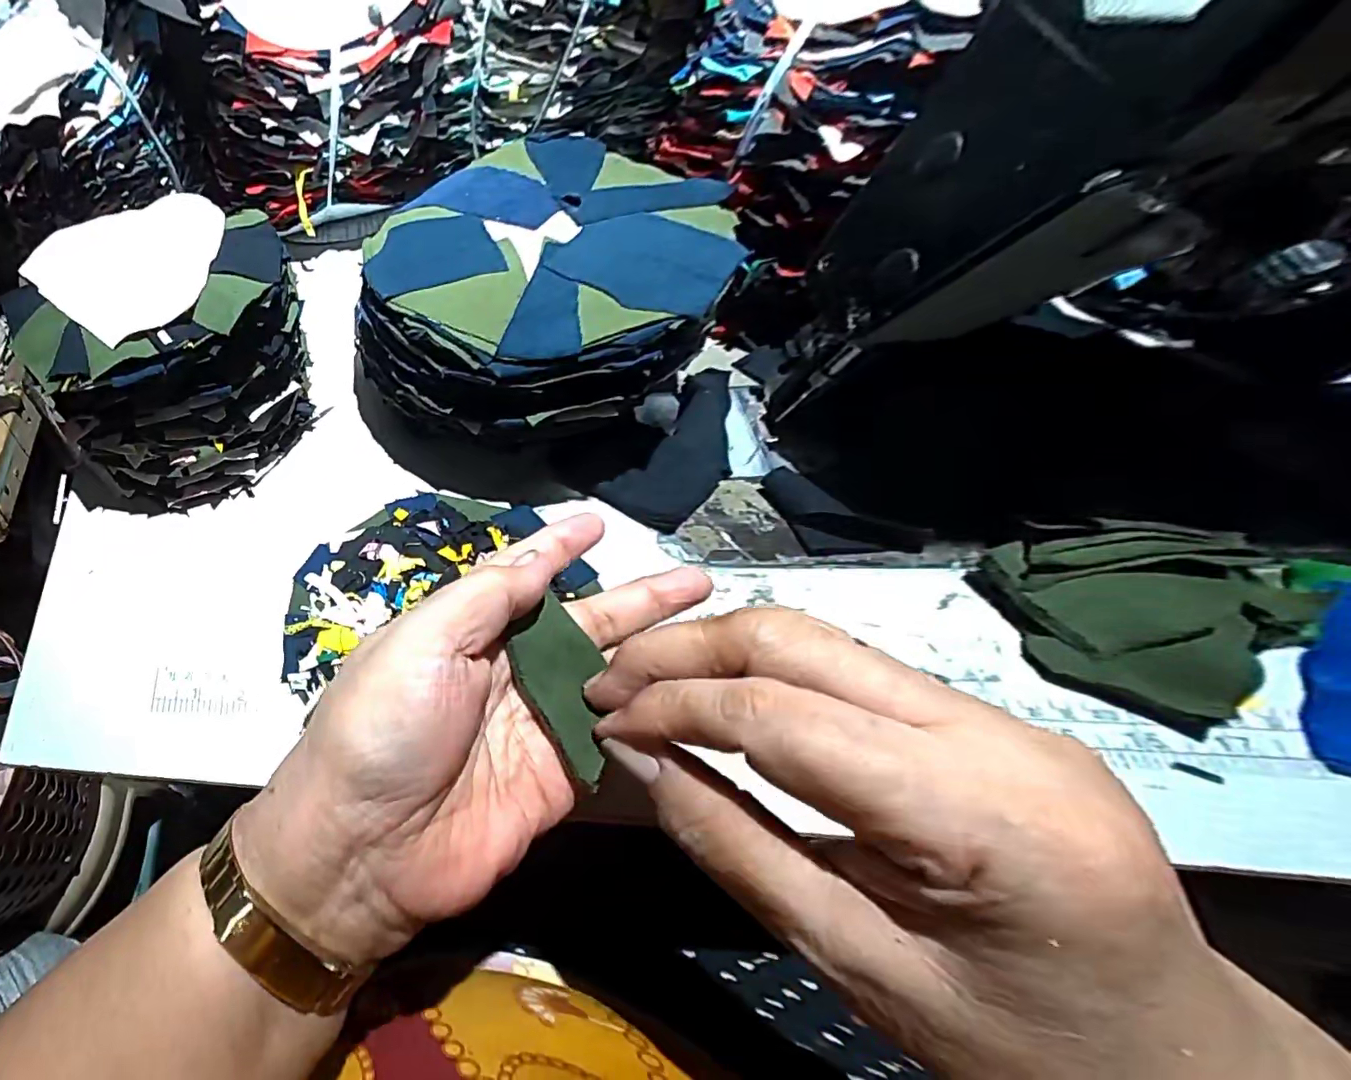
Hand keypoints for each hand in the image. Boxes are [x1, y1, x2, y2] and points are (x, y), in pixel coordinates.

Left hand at [235, 513, 711, 965]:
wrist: (365, 847)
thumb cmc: (382, 728)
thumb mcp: (419, 643)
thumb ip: (480, 599)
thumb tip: (532, 561)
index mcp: (463, 631)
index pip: (521, 578)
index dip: (557, 549)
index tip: (594, 524)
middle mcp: (502, 671)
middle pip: (580, 625)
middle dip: (634, 601)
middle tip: (691, 579)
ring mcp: (531, 725)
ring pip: (603, 678)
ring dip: (650, 654)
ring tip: (705, 630)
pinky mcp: (554, 778)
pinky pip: (608, 742)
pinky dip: (644, 720)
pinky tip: (684, 700)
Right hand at [586, 608, 1350, 1078]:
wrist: (1182, 1062)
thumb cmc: (1017, 1045)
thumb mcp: (853, 962)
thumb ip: (732, 846)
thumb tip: (637, 757)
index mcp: (976, 813)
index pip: (779, 712)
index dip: (673, 704)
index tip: (606, 719)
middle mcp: (991, 732)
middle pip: (794, 639)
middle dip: (681, 649)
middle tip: (609, 678)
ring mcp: (992, 712)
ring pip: (814, 637)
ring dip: (712, 649)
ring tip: (645, 678)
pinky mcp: (978, 714)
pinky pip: (842, 668)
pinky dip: (758, 671)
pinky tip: (715, 694)